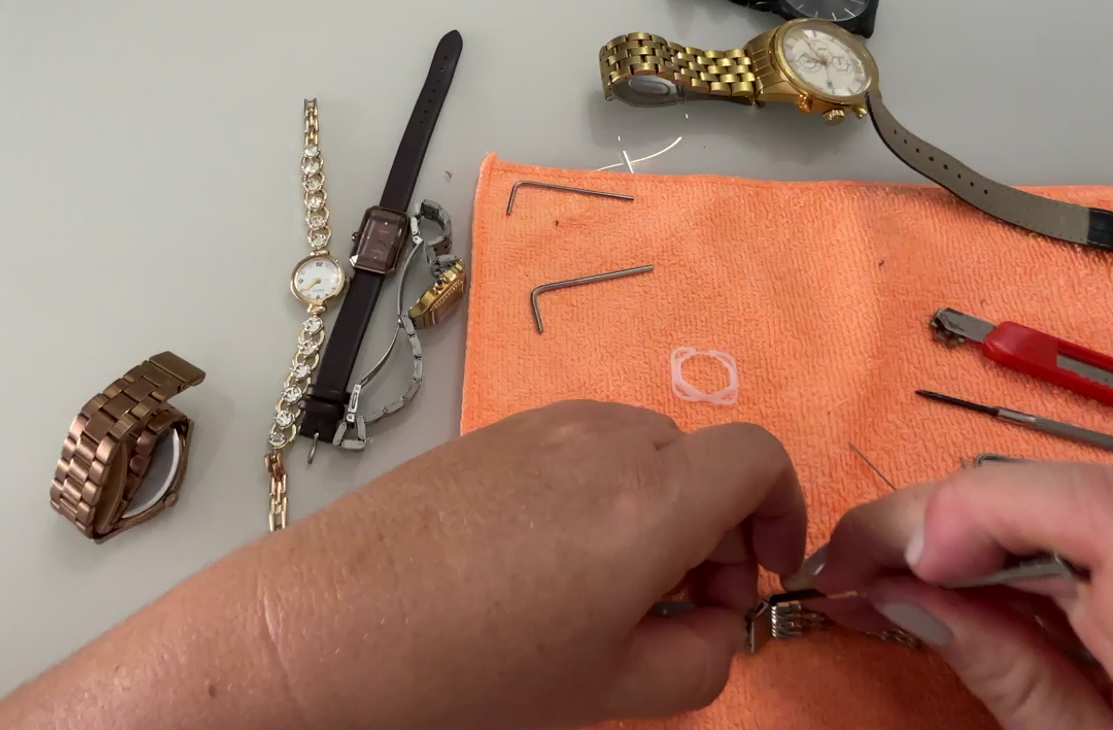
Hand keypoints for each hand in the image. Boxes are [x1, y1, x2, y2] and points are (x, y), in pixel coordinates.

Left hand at [0, 400, 804, 729]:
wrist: (332, 620)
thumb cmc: (479, 670)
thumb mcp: (614, 691)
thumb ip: (701, 652)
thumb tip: (716, 610)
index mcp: (648, 492)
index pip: (758, 454)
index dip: (780, 511)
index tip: (752, 576)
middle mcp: (600, 435)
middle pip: (693, 455)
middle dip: (707, 525)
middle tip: (666, 602)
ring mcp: (539, 421)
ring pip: (633, 447)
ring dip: (647, 503)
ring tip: (597, 582)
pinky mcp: (492, 427)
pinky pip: (574, 444)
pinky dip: (592, 486)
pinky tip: (536, 552)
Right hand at [802, 462, 1112, 728]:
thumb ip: (1009, 681)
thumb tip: (893, 590)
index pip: (1098, 509)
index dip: (982, 509)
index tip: (912, 569)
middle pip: (1039, 497)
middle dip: (920, 521)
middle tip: (839, 573)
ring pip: (1038, 510)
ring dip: (940, 537)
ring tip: (869, 583)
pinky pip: (1066, 544)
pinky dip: (987, 559)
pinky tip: (939, 590)